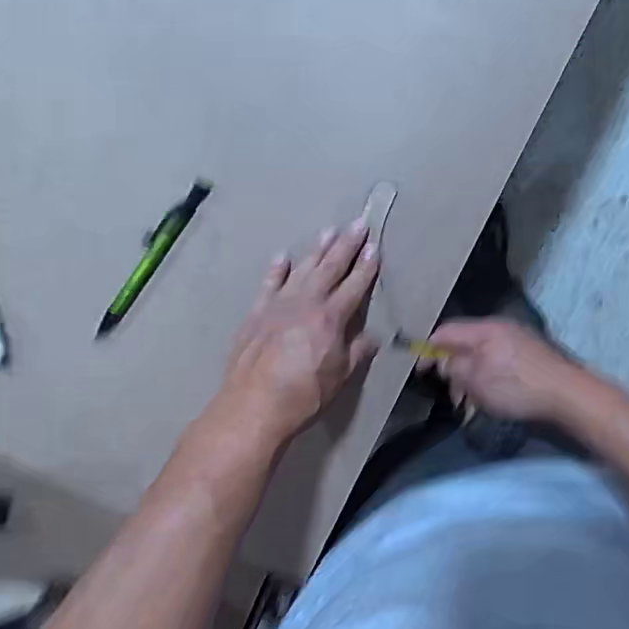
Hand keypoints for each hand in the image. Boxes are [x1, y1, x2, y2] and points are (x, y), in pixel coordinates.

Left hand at [212, 219, 380, 444]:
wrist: (253, 405)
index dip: (366, 266)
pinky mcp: (256, 314)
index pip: (354, 286)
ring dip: (316, 249)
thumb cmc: (304, 395)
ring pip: (301, 270)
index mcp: (331, 318)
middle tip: (358, 223)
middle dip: (346, 245)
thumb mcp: (340, 377)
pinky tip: (282, 257)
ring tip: (328, 230)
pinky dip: (276, 270)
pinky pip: (268, 285)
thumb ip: (356, 353)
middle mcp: (306, 303)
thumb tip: (371, 337)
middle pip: (330, 268)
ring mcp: (278, 305)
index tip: (375, 247)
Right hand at [425, 318, 597, 422]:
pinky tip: (494, 398)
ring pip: (482, 356)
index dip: (428, 350)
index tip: (419, 371)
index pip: (446, 331)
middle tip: (453, 395)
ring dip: (472, 378)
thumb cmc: (517, 387)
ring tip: (474, 402)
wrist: (568, 395)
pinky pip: (499, 362)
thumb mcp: (477, 381)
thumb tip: (443, 361)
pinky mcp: (530, 356)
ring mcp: (518, 340)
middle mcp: (501, 328)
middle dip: (453, 369)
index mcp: (485, 329)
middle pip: (464, 343)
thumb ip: (454, 367)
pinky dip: (489, 378)